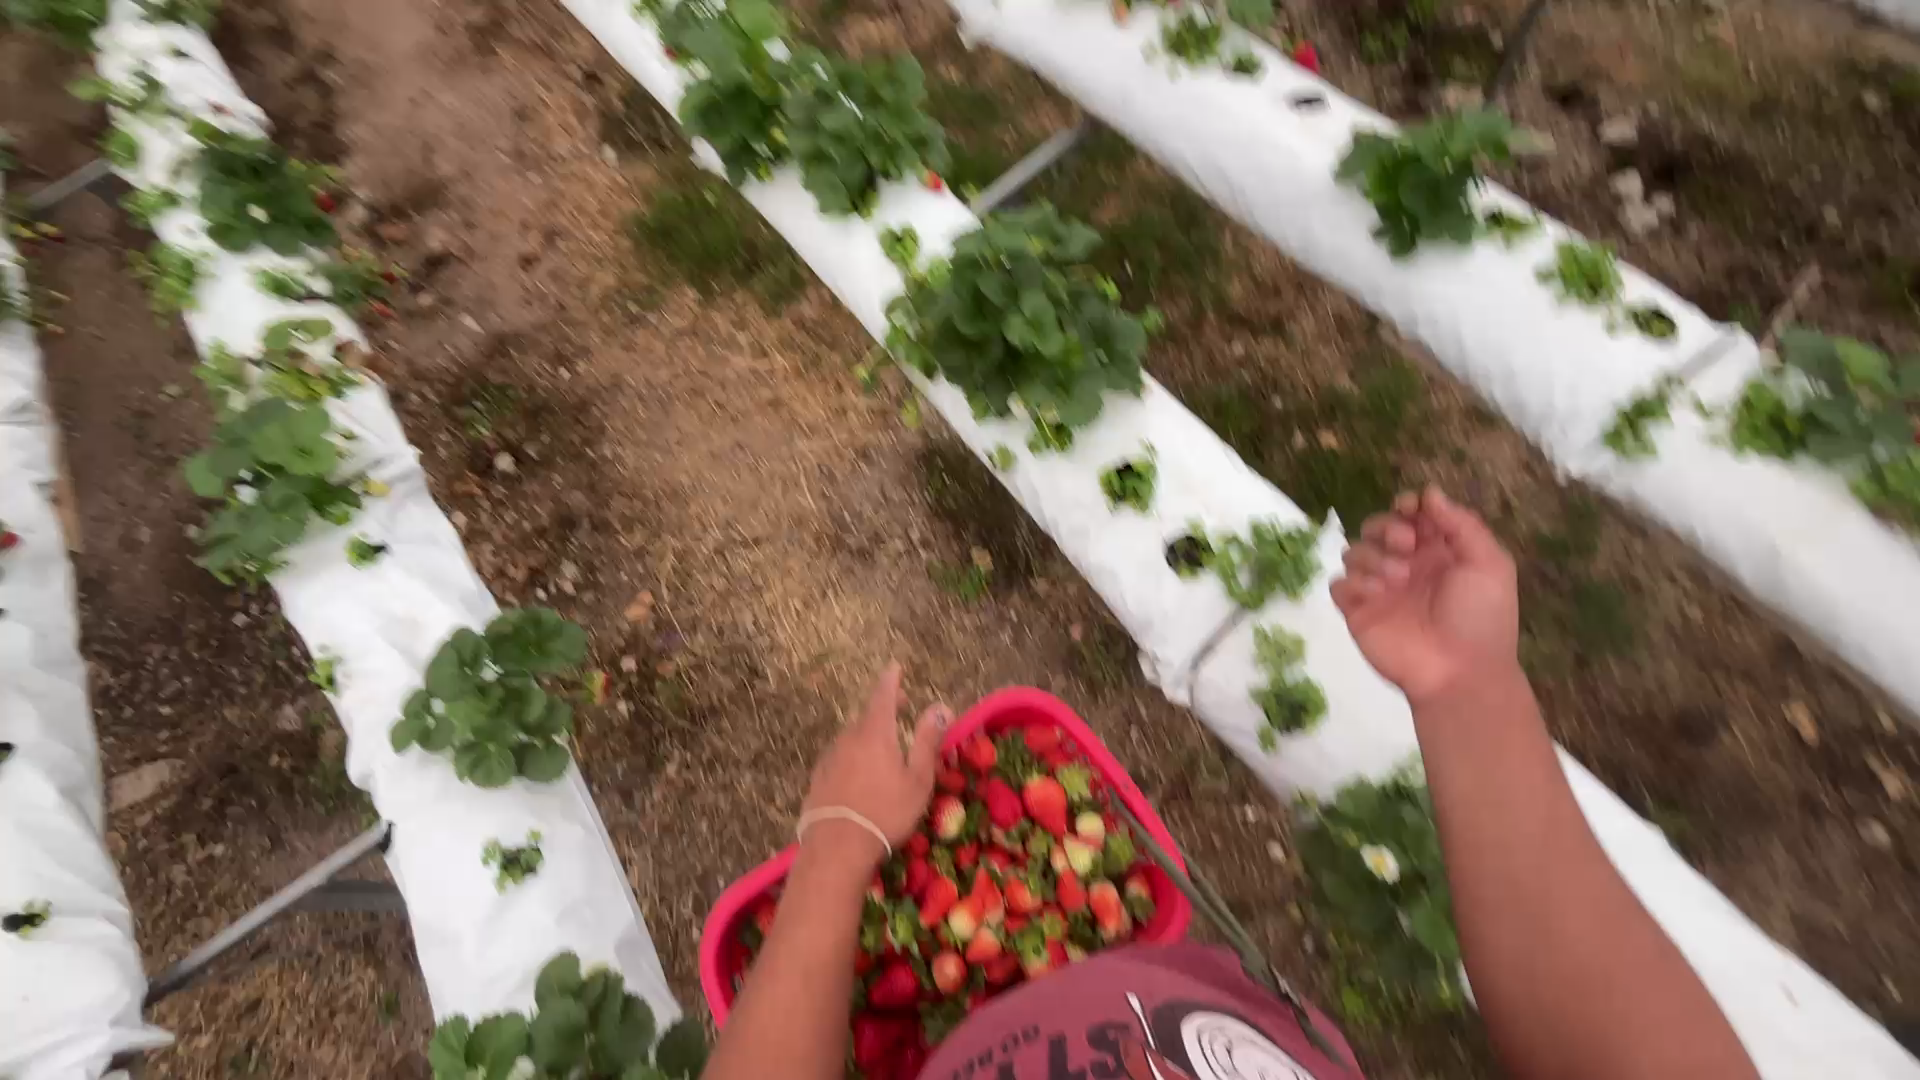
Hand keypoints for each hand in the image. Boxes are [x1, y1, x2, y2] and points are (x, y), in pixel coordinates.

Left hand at [800, 662, 949, 861]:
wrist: (836, 848)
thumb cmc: (886, 812)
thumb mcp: (917, 779)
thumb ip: (928, 740)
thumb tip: (940, 705)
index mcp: (875, 733)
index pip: (883, 695)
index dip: (890, 679)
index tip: (894, 666)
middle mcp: (849, 738)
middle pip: (868, 715)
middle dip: (884, 706)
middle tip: (899, 704)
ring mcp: (830, 757)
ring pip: (852, 736)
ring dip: (868, 733)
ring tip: (883, 743)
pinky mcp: (818, 778)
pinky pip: (840, 756)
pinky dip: (853, 754)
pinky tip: (859, 772)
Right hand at [1330, 486, 1520, 706]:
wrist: (1459, 670)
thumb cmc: (1481, 618)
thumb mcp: (1489, 565)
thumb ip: (1462, 525)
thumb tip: (1429, 493)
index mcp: (1436, 552)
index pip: (1410, 516)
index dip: (1407, 506)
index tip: (1411, 509)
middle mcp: (1403, 565)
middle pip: (1375, 526)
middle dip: (1387, 527)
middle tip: (1407, 547)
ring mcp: (1377, 588)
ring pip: (1353, 551)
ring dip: (1373, 557)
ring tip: (1397, 580)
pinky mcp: (1355, 609)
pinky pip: (1339, 583)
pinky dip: (1354, 583)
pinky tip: (1376, 595)